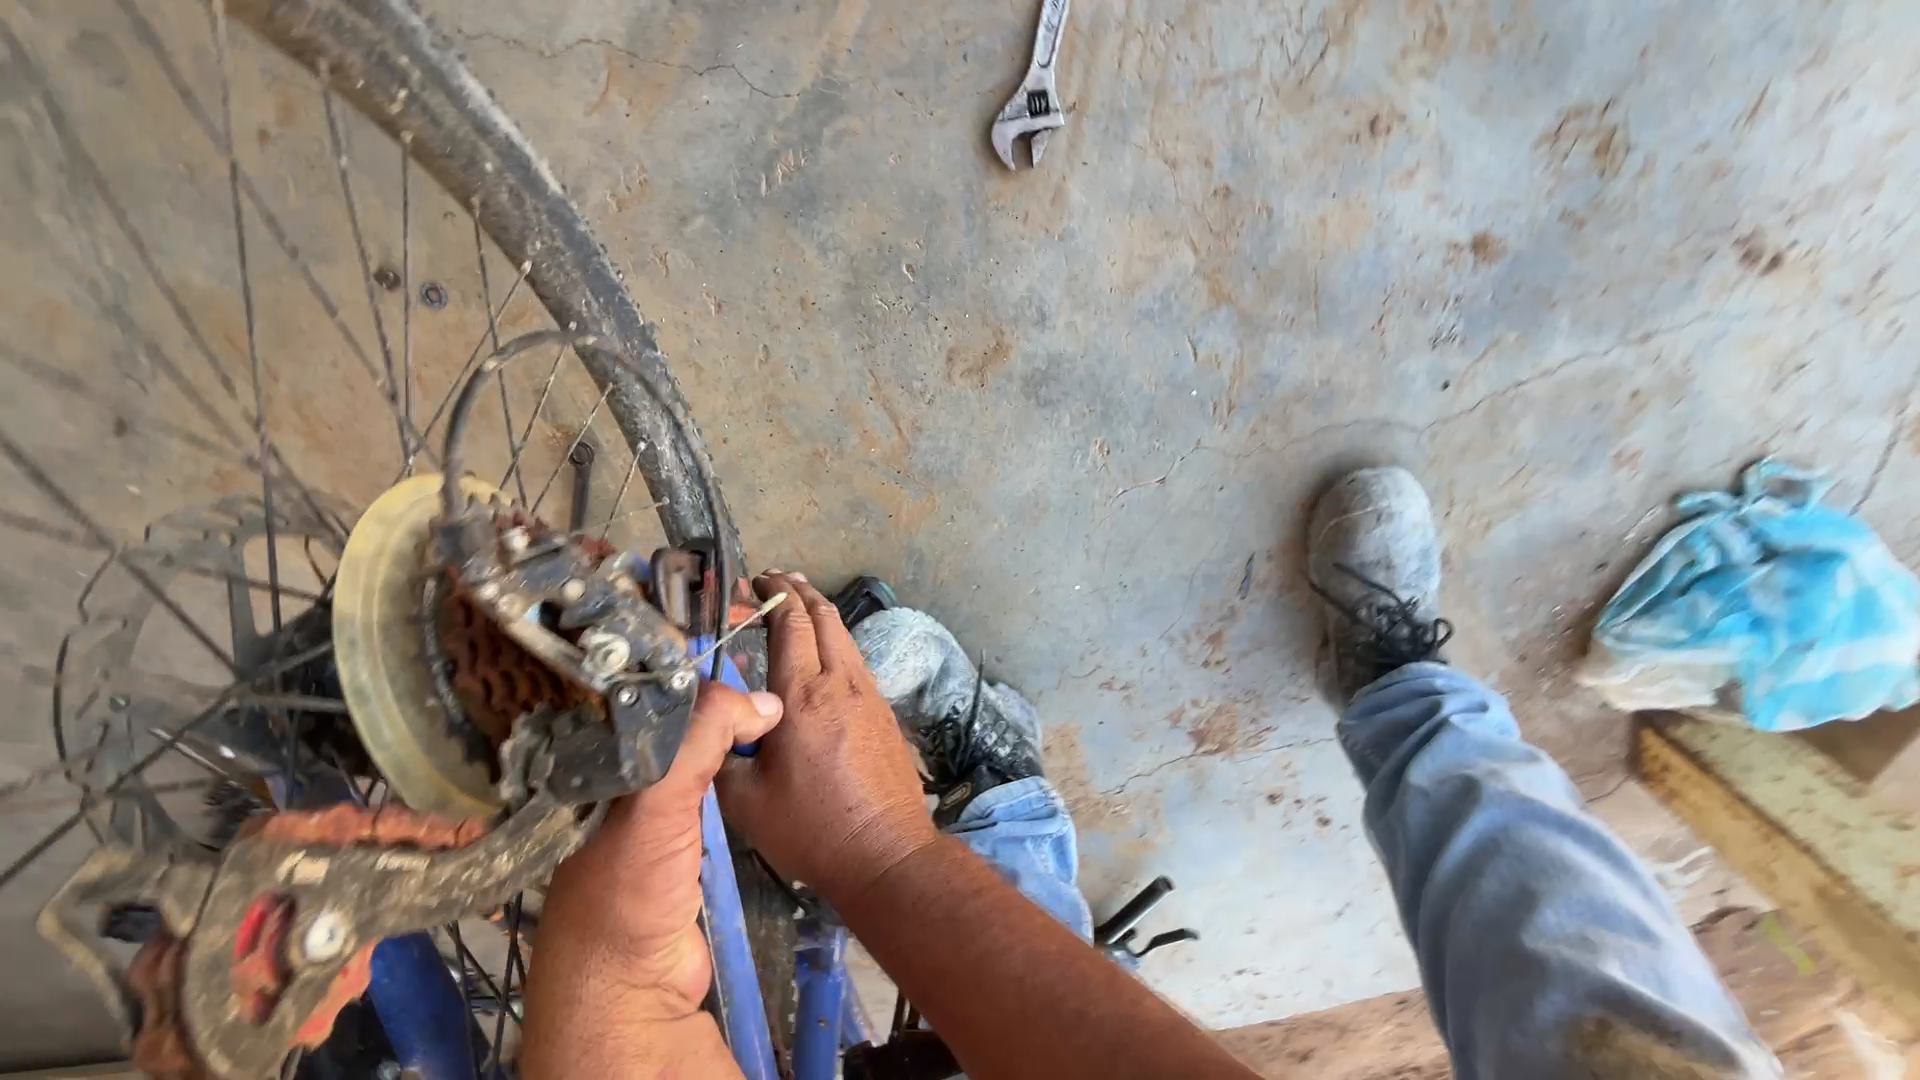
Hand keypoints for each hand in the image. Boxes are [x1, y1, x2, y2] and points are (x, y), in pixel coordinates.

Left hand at [526, 680, 782, 1025]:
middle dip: (713, 701)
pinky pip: (705, 785)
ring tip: (767, 711)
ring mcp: (644, 807)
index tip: (732, 655)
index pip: (639, 693)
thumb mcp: (657, 801)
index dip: (682, 670)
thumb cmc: (628, 885)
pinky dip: (730, 766)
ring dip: (725, 733)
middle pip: (668, 719)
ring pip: (690, 750)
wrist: (633, 984)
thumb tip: (764, 701)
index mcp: (589, 760)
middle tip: (760, 687)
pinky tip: (754, 754)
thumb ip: (698, 740)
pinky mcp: (675, 835)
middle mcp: (612, 776)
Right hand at [717, 572, 938, 905]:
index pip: (791, 623)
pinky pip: (855, 662)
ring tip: (799, 605)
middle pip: (825, 617)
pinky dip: (835, 642)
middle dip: (799, 591)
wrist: (887, 853)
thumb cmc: (812, 828)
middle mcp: (841, 683)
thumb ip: (721, 752)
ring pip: (845, 637)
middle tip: (776, 580)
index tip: (756, 579)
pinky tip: (822, 656)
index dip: (773, 593)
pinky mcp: (884, 712)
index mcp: (803, 695)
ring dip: (820, 614)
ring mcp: (869, 695)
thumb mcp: (745, 800)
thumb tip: (713, 723)